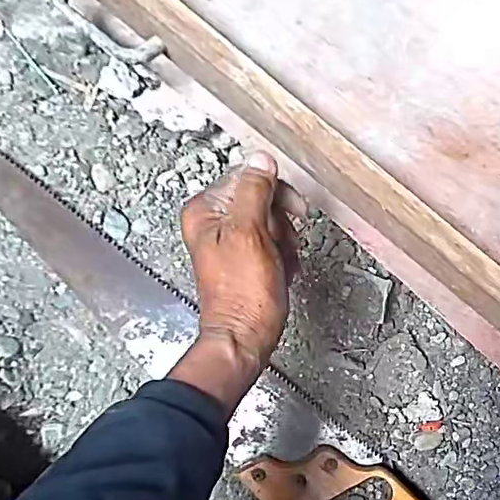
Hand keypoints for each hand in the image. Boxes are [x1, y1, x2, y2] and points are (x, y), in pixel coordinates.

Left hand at [169, 151, 305, 408]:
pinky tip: (282, 272)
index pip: (247, 178)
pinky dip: (284, 258)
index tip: (294, 210)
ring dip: (286, 243)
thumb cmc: (243, 297)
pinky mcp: (247, 264)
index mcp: (205, 211)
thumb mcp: (250, 233)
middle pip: (261, 202)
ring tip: (283, 263)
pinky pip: (273, 247)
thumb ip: (254, 192)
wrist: (246, 338)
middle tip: (284, 244)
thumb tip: (261, 161)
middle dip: (281, 224)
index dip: (276, 194)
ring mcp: (231, 245)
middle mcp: (213, 225)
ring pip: (272, 225)